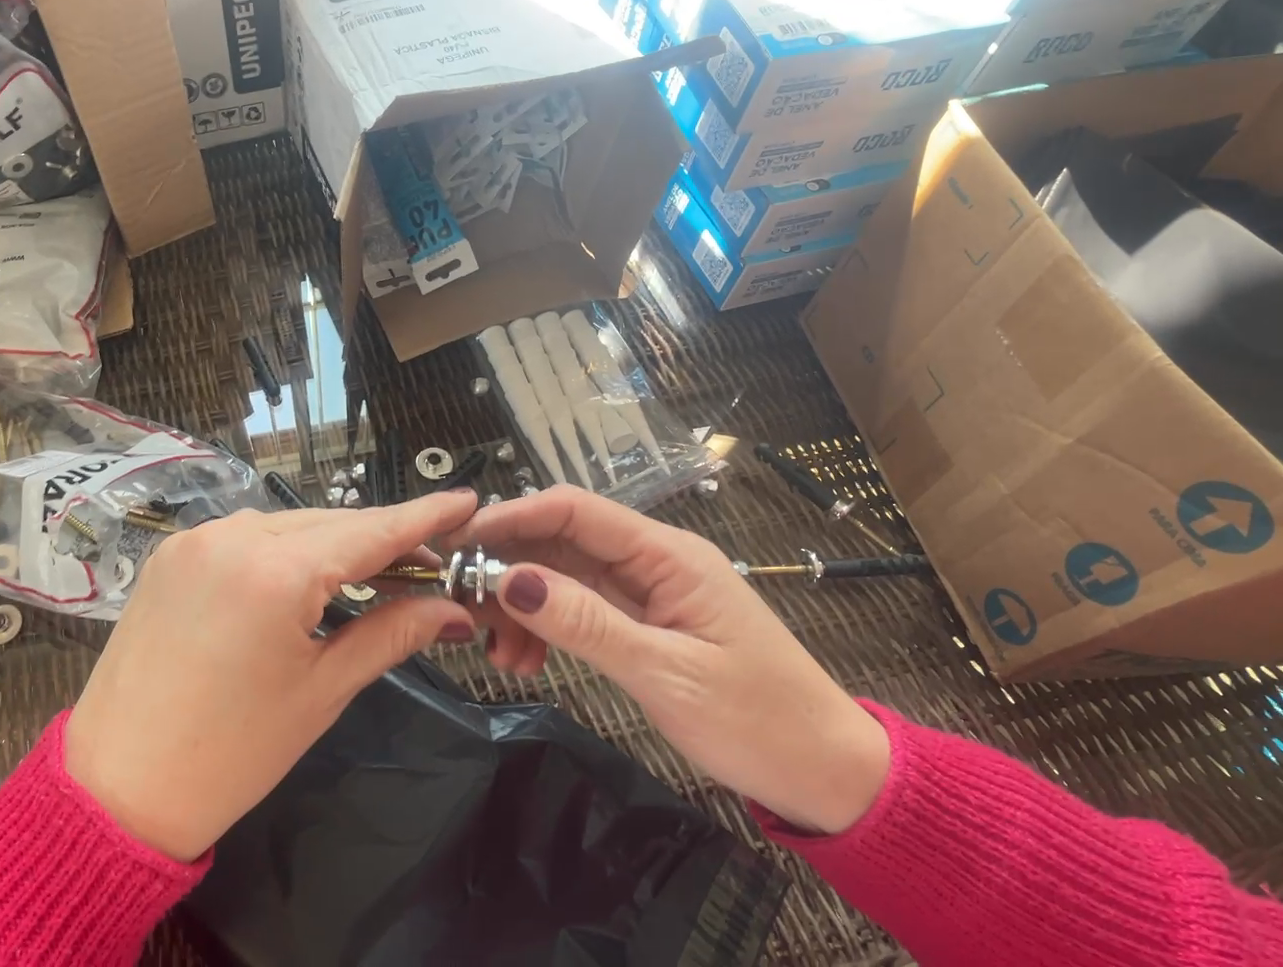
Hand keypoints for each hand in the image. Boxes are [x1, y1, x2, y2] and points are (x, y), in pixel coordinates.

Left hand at [65, 491, 480, 860]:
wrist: (118, 789)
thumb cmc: (231, 753)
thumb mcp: (323, 691)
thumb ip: (391, 634)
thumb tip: (452, 609)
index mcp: (274, 570)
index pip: (370, 531)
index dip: (424, 517)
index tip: (466, 500)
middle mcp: (232, 535)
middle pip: (330, 524)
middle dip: (383, 539)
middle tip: (433, 565)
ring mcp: (194, 540)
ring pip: (288, 526)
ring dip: (335, 545)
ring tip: (379, 575)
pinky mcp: (171, 556)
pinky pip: (247, 538)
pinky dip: (288, 550)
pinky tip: (311, 577)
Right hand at [454, 486, 888, 834]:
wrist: (823, 772)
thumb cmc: (758, 720)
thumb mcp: (666, 672)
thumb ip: (585, 623)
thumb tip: (509, 578)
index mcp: (668, 555)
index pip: (575, 510)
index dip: (512, 517)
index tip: (459, 543)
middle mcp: (651, 562)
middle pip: (560, 541)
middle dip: (508, 568)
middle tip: (465, 609)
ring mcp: (644, 592)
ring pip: (560, 577)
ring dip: (521, 607)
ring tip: (500, 656)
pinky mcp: (640, 623)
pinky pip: (575, 610)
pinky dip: (543, 630)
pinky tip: (525, 662)